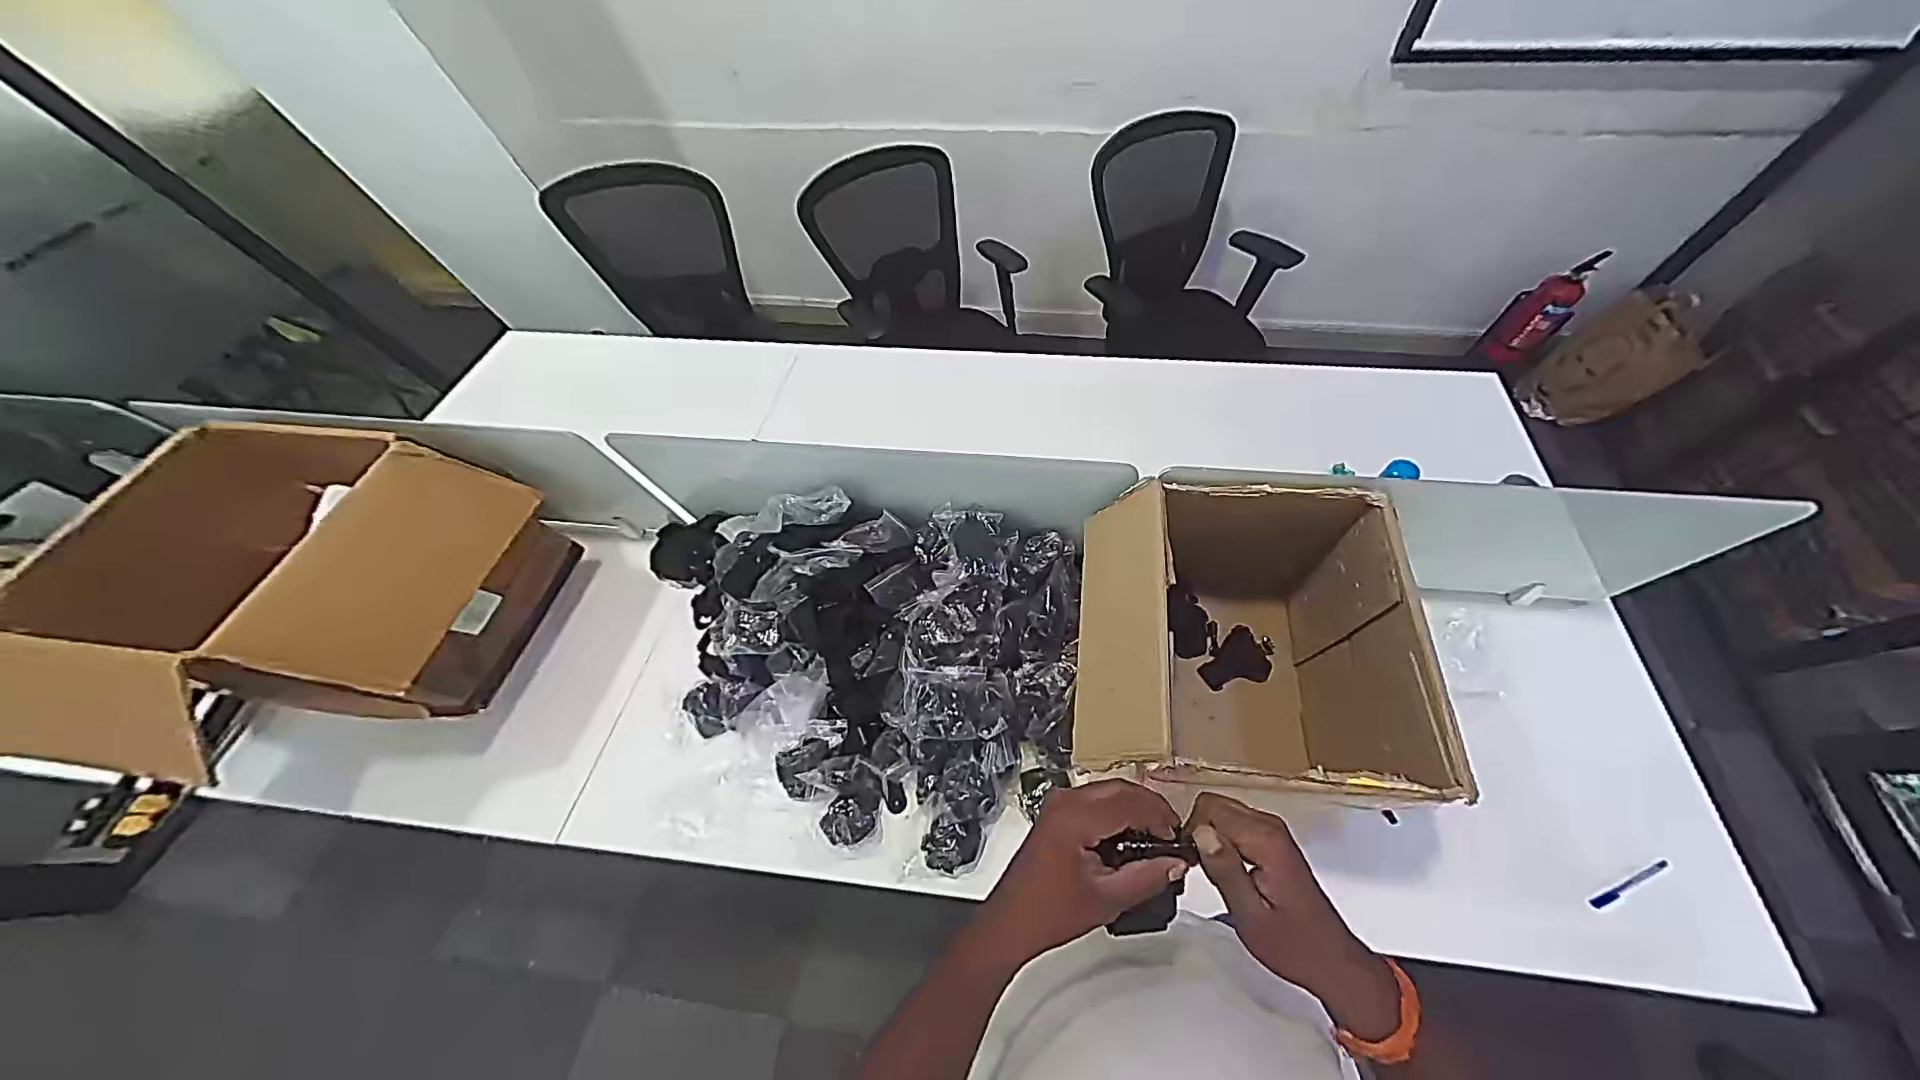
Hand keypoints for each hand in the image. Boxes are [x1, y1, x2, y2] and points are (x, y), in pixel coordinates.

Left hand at [964, 779, 1187, 971]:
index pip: (1130, 802)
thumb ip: (1147, 877)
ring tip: (1156, 838)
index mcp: (1075, 817)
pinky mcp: (1056, 813)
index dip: (1160, 816)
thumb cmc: (1049, 912)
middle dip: (1150, 807)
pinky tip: (1130, 837)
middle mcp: (1064, 802)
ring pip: (1107, 791)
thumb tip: (1176, 863)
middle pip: (1119, 789)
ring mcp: (1057, 804)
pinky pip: (1094, 800)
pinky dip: (1116, 812)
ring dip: (1134, 808)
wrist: (1012, 920)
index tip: (1179, 835)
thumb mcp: (1108, 899)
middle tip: (1171, 834)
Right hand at [1189, 792, 1400, 1040]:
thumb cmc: (1296, 946)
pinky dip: (1222, 842)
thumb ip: (1224, 870)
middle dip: (1199, 832)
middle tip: (1206, 870)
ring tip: (1219, 875)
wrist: (1332, 961)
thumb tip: (1201, 833)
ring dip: (1210, 838)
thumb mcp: (1250, 917)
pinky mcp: (1271, 839)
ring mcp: (1272, 831)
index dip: (1194, 834)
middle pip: (1213, 804)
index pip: (1209, 808)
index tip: (1197, 863)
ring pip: (1221, 811)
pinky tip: (1229, 872)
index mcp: (1266, 841)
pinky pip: (1233, 824)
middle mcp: (1271, 827)